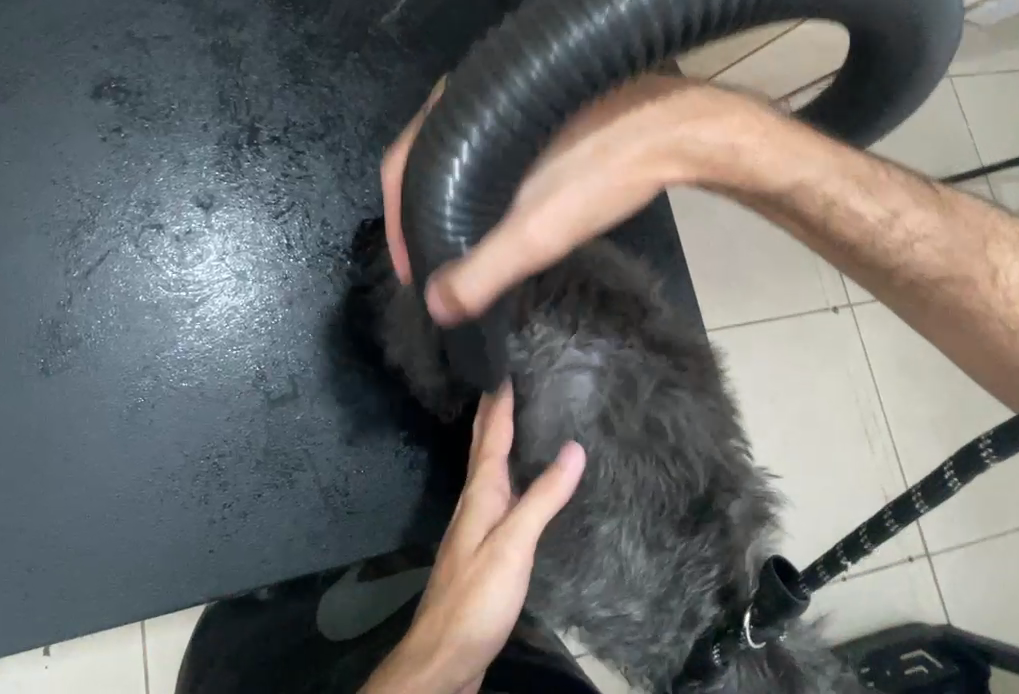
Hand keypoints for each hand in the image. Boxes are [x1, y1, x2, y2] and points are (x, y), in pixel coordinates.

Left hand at [363, 383, 585, 693]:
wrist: (444, 652)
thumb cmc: (477, 595)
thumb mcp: (514, 544)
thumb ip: (542, 498)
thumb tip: (573, 448)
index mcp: (480, 493)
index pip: (490, 435)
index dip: (499, 401)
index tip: (504, 366)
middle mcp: (474, 501)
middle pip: (484, 447)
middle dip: (493, 414)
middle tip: (506, 382)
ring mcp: (476, 526)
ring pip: (489, 471)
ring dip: (499, 442)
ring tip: (515, 421)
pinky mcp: (484, 549)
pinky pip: (498, 497)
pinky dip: (509, 477)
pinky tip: (520, 486)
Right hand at [382, 73, 765, 323]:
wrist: (679, 128)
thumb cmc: (601, 171)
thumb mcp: (539, 232)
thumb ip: (483, 272)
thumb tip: (436, 306)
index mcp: (456, 108)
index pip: (398, 167)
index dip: (395, 224)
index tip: (410, 270)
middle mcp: (469, 87)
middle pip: (419, 156)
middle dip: (416, 210)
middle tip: (428, 259)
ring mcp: (500, 87)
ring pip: (452, 149)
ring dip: (446, 193)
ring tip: (454, 240)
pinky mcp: (528, 95)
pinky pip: (482, 142)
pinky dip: (476, 177)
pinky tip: (491, 205)